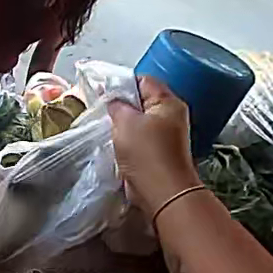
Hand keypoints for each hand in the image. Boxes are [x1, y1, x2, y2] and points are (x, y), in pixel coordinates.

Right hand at [106, 76, 198, 217]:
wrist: (161, 192)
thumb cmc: (146, 153)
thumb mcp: (125, 122)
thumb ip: (117, 105)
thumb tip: (113, 100)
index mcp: (168, 102)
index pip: (144, 80)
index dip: (122, 83)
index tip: (102, 91)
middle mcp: (171, 116)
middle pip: (142, 100)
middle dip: (121, 104)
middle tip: (101, 110)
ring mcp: (166, 135)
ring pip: (139, 121)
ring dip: (122, 124)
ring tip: (105, 127)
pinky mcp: (158, 152)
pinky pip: (139, 138)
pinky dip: (127, 139)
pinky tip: (114, 144)